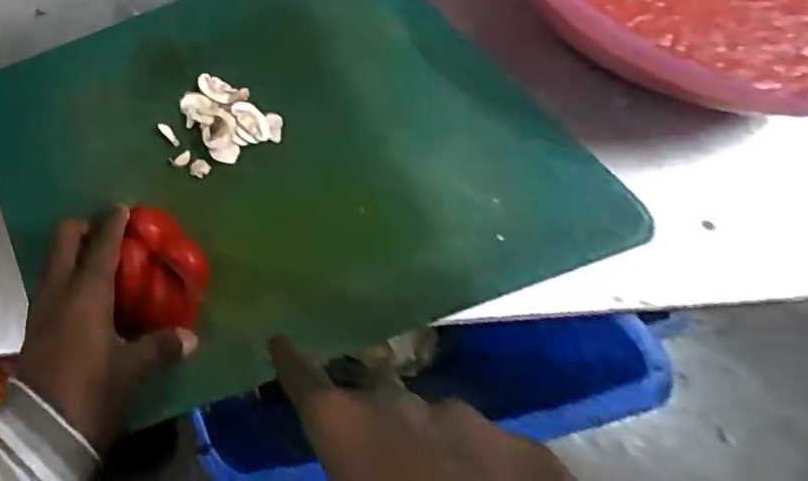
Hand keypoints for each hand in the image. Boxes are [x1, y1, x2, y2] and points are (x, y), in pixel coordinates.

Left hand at [15, 206, 198, 446]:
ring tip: (95, 264)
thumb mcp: (131, 370)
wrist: (44, 424)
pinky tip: (79, 294)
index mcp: (87, 289)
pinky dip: (64, 274)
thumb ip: (159, 348)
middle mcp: (60, 285)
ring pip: (53, 257)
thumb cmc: (92, 388)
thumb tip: (190, 337)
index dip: (112, 222)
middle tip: (105, 236)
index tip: (122, 207)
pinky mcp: (33, 319)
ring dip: (71, 250)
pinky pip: (49, 280)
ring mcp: (41, 300)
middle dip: (83, 227)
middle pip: (65, 237)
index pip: (101, 243)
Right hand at [270, 336, 574, 480]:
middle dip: (380, 415)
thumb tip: (341, 451)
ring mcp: (464, 418)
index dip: (290, 358)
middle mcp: (394, 402)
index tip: (280, 340)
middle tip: (389, 453)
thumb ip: (340, 459)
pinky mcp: (527, 448)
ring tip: (448, 476)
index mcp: (343, 420)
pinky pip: (499, 450)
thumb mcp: (346, 480)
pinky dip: (491, 466)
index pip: (301, 373)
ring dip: (437, 442)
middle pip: (375, 393)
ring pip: (440, 420)